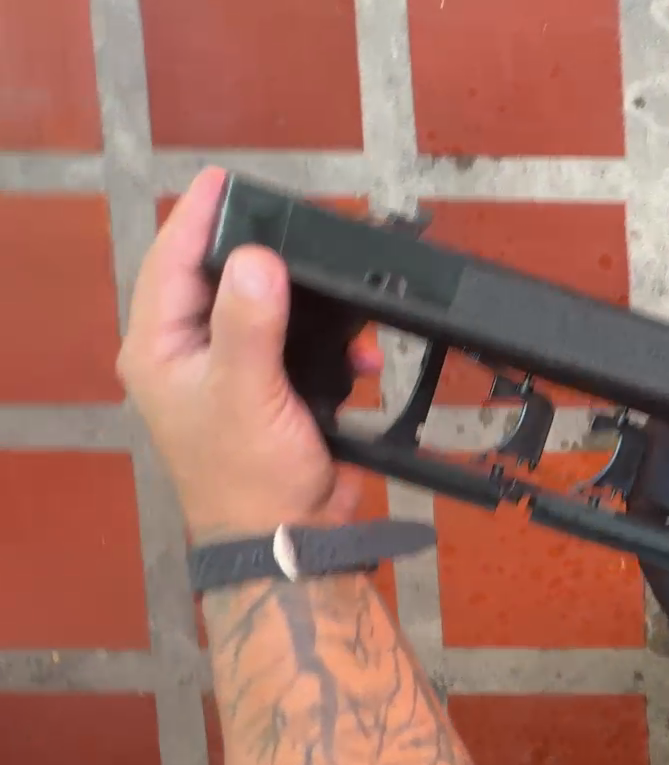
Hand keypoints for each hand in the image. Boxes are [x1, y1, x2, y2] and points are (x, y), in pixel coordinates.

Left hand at [117, 167, 380, 539]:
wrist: (287, 531)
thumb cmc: (251, 470)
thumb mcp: (249, 392)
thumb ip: (250, 324)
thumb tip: (255, 260)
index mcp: (162, 349)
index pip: (174, 266)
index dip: (199, 221)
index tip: (228, 183)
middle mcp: (192, 356)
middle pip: (219, 287)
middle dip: (259, 259)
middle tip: (295, 231)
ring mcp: (236, 378)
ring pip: (267, 320)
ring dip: (308, 311)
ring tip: (342, 299)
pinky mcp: (278, 398)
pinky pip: (301, 356)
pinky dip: (333, 352)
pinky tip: (360, 359)